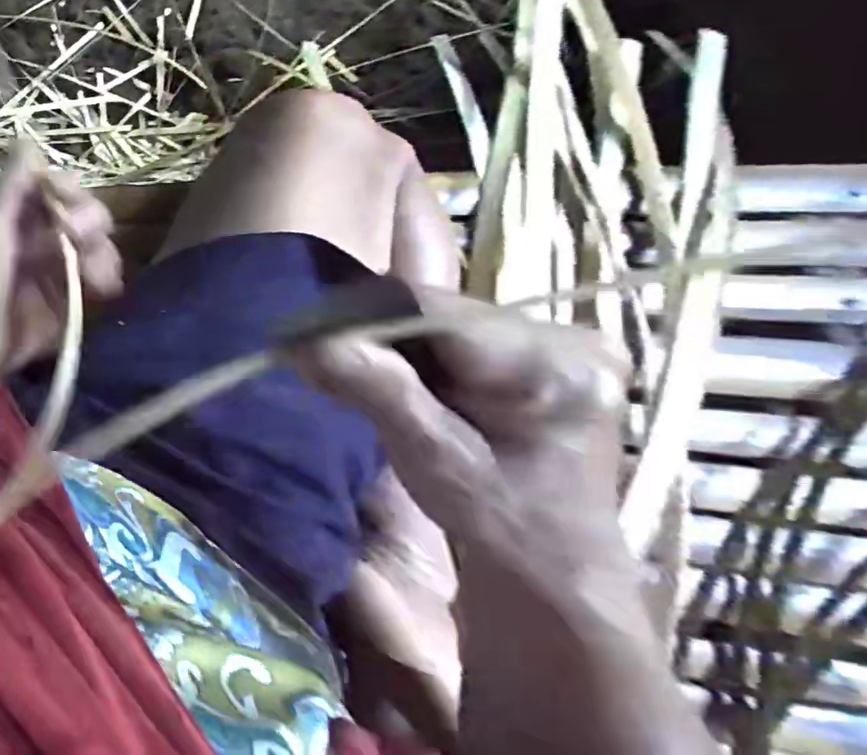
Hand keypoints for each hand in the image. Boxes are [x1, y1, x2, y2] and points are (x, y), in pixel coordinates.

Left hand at [0, 143, 123, 389]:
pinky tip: (104, 288)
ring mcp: (59, 268)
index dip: (71, 192)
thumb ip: (11, 191)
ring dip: (104, 254)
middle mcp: (44, 237)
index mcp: (21, 217)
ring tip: (95, 278)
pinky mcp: (72, 299)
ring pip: (100, 246)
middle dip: (91, 223)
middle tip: (81, 239)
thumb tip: (27, 139)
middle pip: (87, 215)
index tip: (67, 207)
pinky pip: (101, 279)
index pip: (60, 189)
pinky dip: (108, 278)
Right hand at [291, 288, 629, 563]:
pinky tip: (387, 375)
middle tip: (320, 365)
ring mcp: (550, 335)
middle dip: (369, 331)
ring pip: (432, 311)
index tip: (305, 341)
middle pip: (432, 306)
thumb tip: (307, 340)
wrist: (552, 558)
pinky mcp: (530, 341)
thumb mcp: (431, 457)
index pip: (434, 311)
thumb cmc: (499, 520)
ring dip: (383, 339)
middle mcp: (561, 335)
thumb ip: (377, 389)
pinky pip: (445, 325)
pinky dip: (405, 347)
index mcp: (554, 366)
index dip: (361, 317)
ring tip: (348, 373)